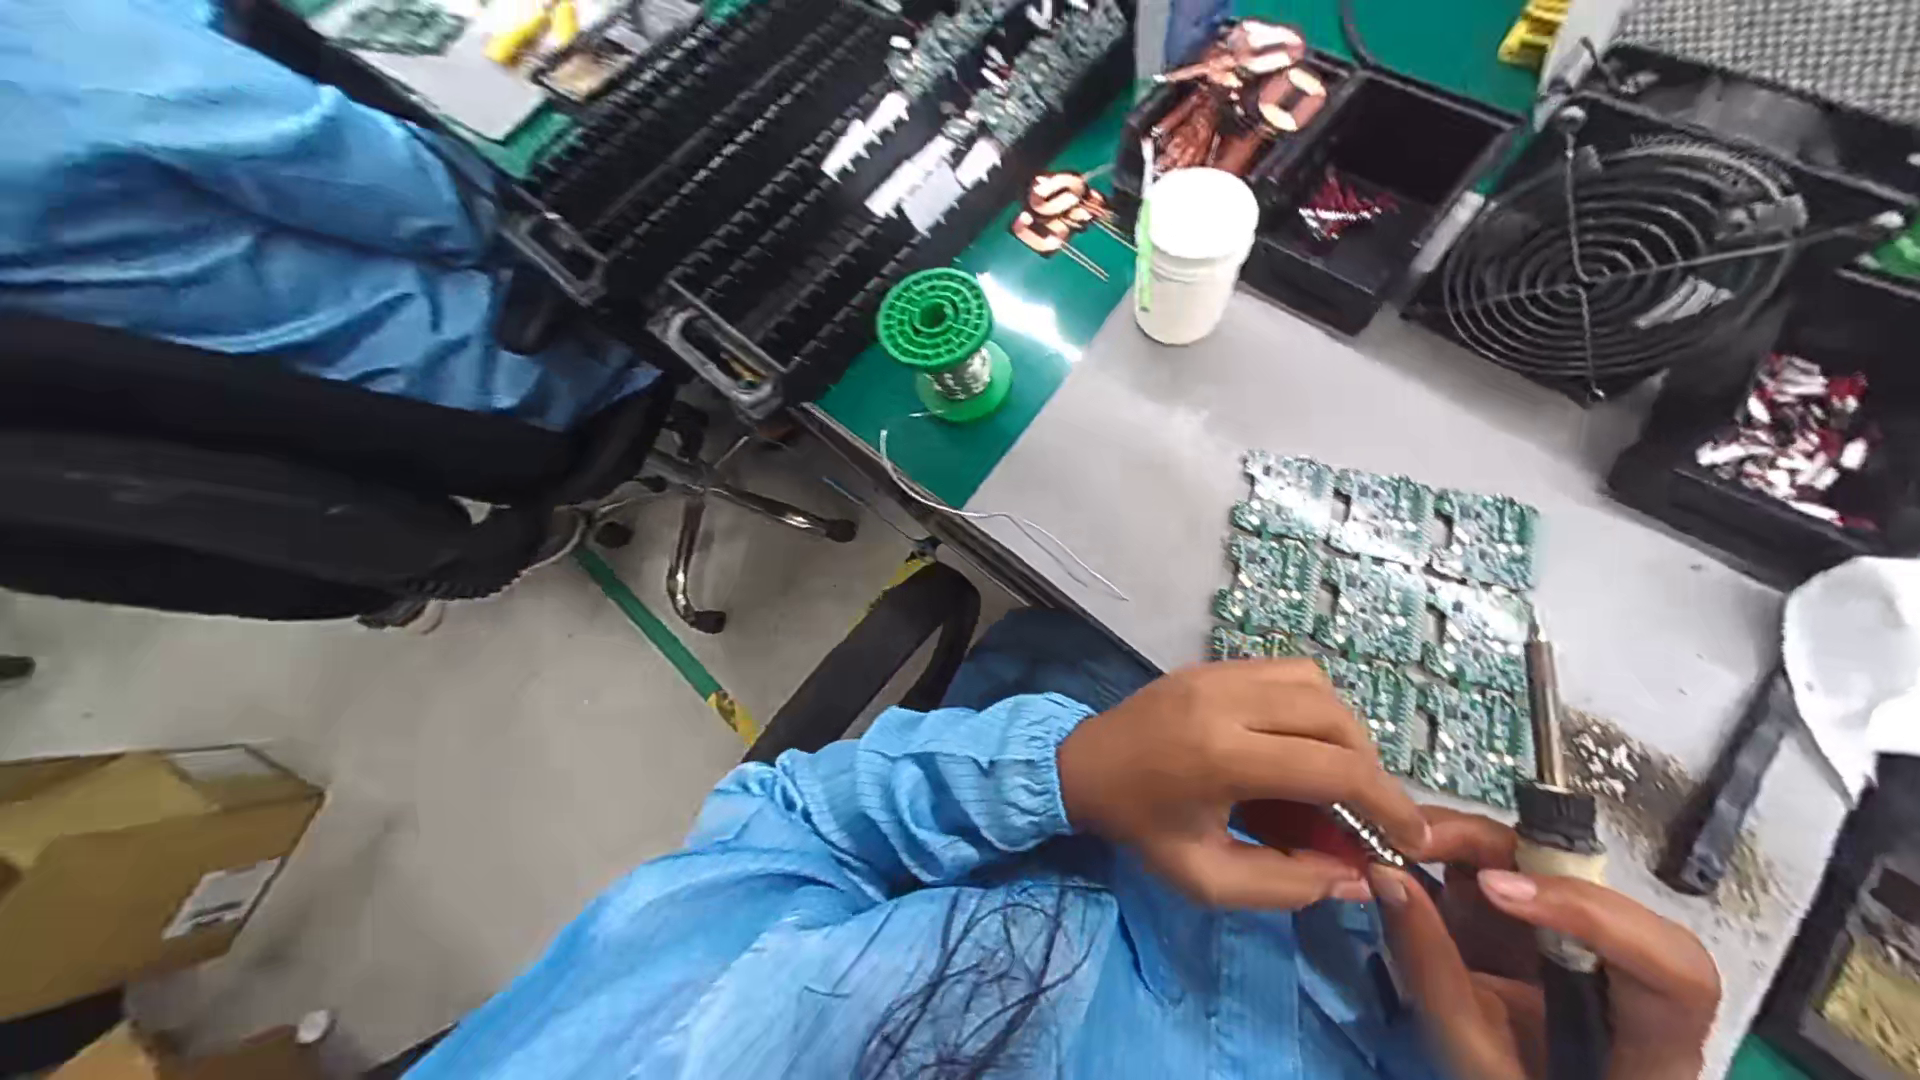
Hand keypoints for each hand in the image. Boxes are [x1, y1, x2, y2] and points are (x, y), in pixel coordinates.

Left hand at [1056, 657, 1428, 909]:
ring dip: (1340, 728)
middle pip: (1333, 716)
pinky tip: (1293, 740)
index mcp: (1221, 755)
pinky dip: (1307, 703)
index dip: (1387, 804)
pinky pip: (1281, 670)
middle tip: (1362, 808)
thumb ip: (1285, 883)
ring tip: (1329, 771)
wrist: (1079, 765)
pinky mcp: (1207, 664)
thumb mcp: (1204, 876)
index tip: (1408, 837)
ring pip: (1313, 683)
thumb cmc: (1137, 824)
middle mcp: (1223, 701)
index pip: (1333, 768)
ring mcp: (1214, 673)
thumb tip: (1355, 878)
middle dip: (1368, 765)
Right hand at [1369, 809, 1720, 1079]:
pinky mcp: (1521, 915)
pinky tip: (1404, 848)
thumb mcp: (1470, 1050)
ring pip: (1532, 859)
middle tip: (1418, 838)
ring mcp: (1567, 931)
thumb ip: (1433, 967)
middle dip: (1495, 847)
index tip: (1490, 887)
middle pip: (1585, 882)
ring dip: (1462, 838)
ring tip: (1397, 839)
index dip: (1588, 912)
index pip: (1669, 963)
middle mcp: (1619, 963)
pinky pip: (1492, 865)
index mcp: (1654, 1036)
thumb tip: (1385, 871)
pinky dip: (1444, 849)